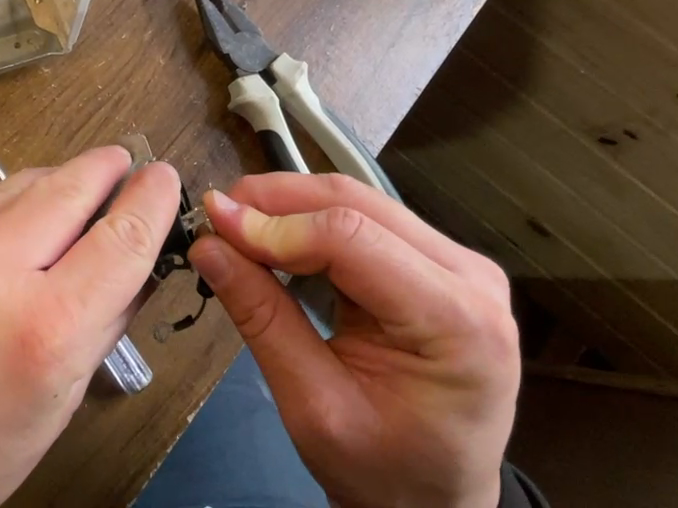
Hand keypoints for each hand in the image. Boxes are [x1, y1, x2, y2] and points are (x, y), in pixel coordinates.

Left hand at [0, 145, 181, 507]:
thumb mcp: (57, 401)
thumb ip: (106, 318)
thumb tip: (139, 253)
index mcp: (42, 330)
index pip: (122, 238)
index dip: (151, 200)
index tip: (163, 176)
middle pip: (70, 188)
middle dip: (103, 169)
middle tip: (121, 159)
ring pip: (16, 186)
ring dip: (43, 194)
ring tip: (51, 212)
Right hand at [189, 173, 519, 507]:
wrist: (438, 504)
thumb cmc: (383, 471)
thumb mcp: (313, 407)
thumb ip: (262, 319)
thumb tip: (206, 246)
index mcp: (458, 322)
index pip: (351, 238)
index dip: (275, 225)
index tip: (213, 226)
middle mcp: (471, 276)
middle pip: (357, 204)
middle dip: (277, 202)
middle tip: (216, 216)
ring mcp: (460, 263)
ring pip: (359, 200)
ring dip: (290, 206)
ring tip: (237, 226)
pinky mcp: (440, 260)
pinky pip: (366, 218)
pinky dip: (311, 220)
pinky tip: (275, 238)